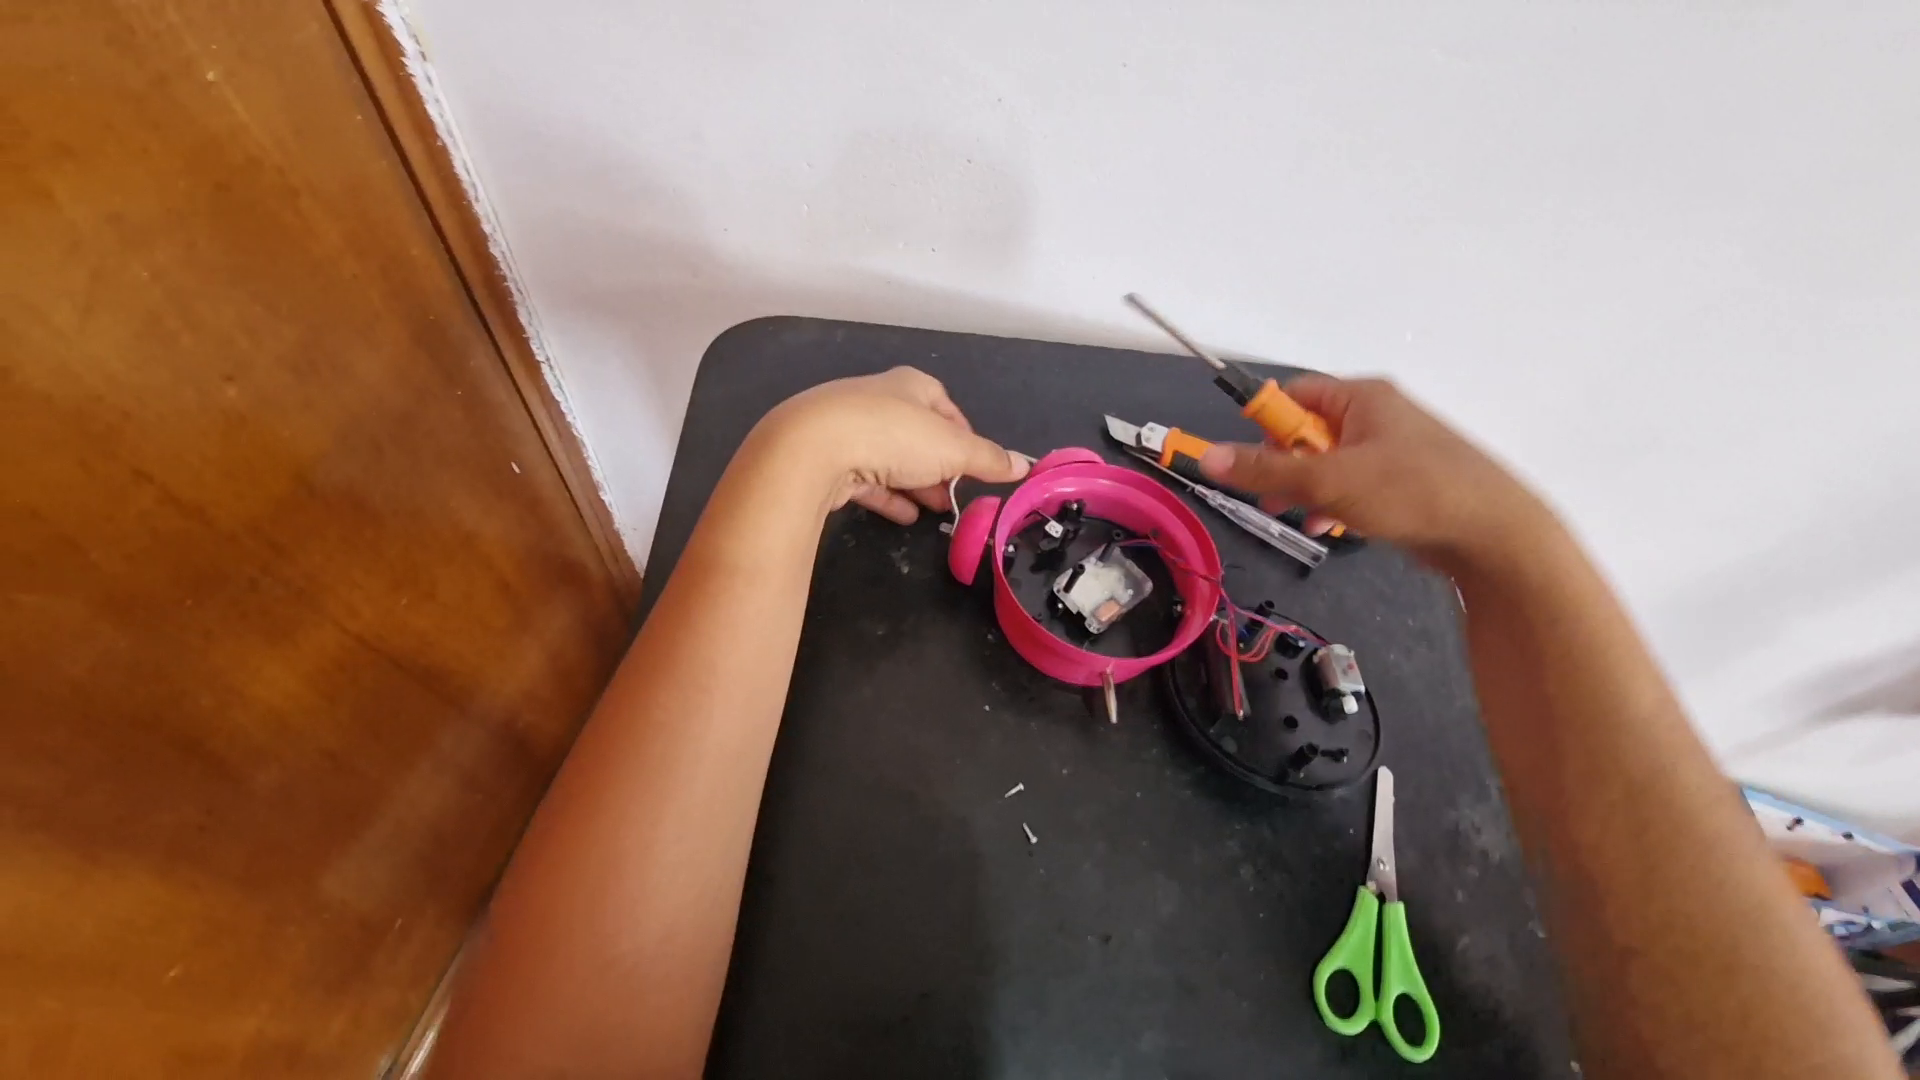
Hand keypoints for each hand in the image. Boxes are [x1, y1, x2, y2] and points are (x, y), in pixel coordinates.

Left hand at [761, 367, 1029, 523]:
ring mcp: (848, 428)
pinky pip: (865, 479)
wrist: (814, 448)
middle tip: (956, 495)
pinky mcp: (827, 458)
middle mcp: (878, 399)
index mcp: (910, 386)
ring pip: (890, 458)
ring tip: (935, 510)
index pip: (945, 407)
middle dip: (939, 466)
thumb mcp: (953, 449)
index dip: (963, 436)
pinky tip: (903, 516)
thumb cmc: (894, 436)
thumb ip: (988, 458)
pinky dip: (886, 496)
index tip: (976, 465)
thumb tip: (1024, 464)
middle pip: (917, 435)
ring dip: (915, 483)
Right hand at [1198, 375, 1553, 567]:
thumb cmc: (1409, 491)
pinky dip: (1336, 501)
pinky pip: (1354, 483)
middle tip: (1272, 496)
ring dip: (1307, 489)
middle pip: (1308, 431)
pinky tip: (1332, 526)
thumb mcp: (1326, 480)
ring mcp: (1394, 448)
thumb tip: (1206, 455)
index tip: (1254, 460)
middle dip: (1285, 466)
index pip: (1294, 395)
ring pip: (1329, 463)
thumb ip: (1264, 470)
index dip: (1267, 425)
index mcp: (1362, 397)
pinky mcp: (1405, 480)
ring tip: (1300, 515)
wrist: (1494, 533)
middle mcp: (1377, 414)